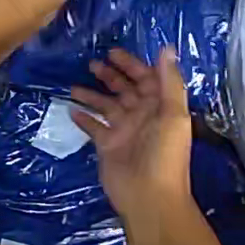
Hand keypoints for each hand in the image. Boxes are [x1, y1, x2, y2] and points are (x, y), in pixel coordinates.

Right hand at [70, 48, 192, 225]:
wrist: (149, 196)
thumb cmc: (164, 154)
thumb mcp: (173, 114)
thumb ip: (169, 81)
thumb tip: (167, 48)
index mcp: (159, 107)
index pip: (145, 79)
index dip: (131, 65)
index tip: (112, 53)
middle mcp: (141, 116)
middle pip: (124, 89)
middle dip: (110, 76)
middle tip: (91, 64)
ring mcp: (123, 131)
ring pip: (106, 106)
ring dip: (92, 94)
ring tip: (74, 86)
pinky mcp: (107, 146)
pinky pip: (93, 127)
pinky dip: (83, 118)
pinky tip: (70, 109)